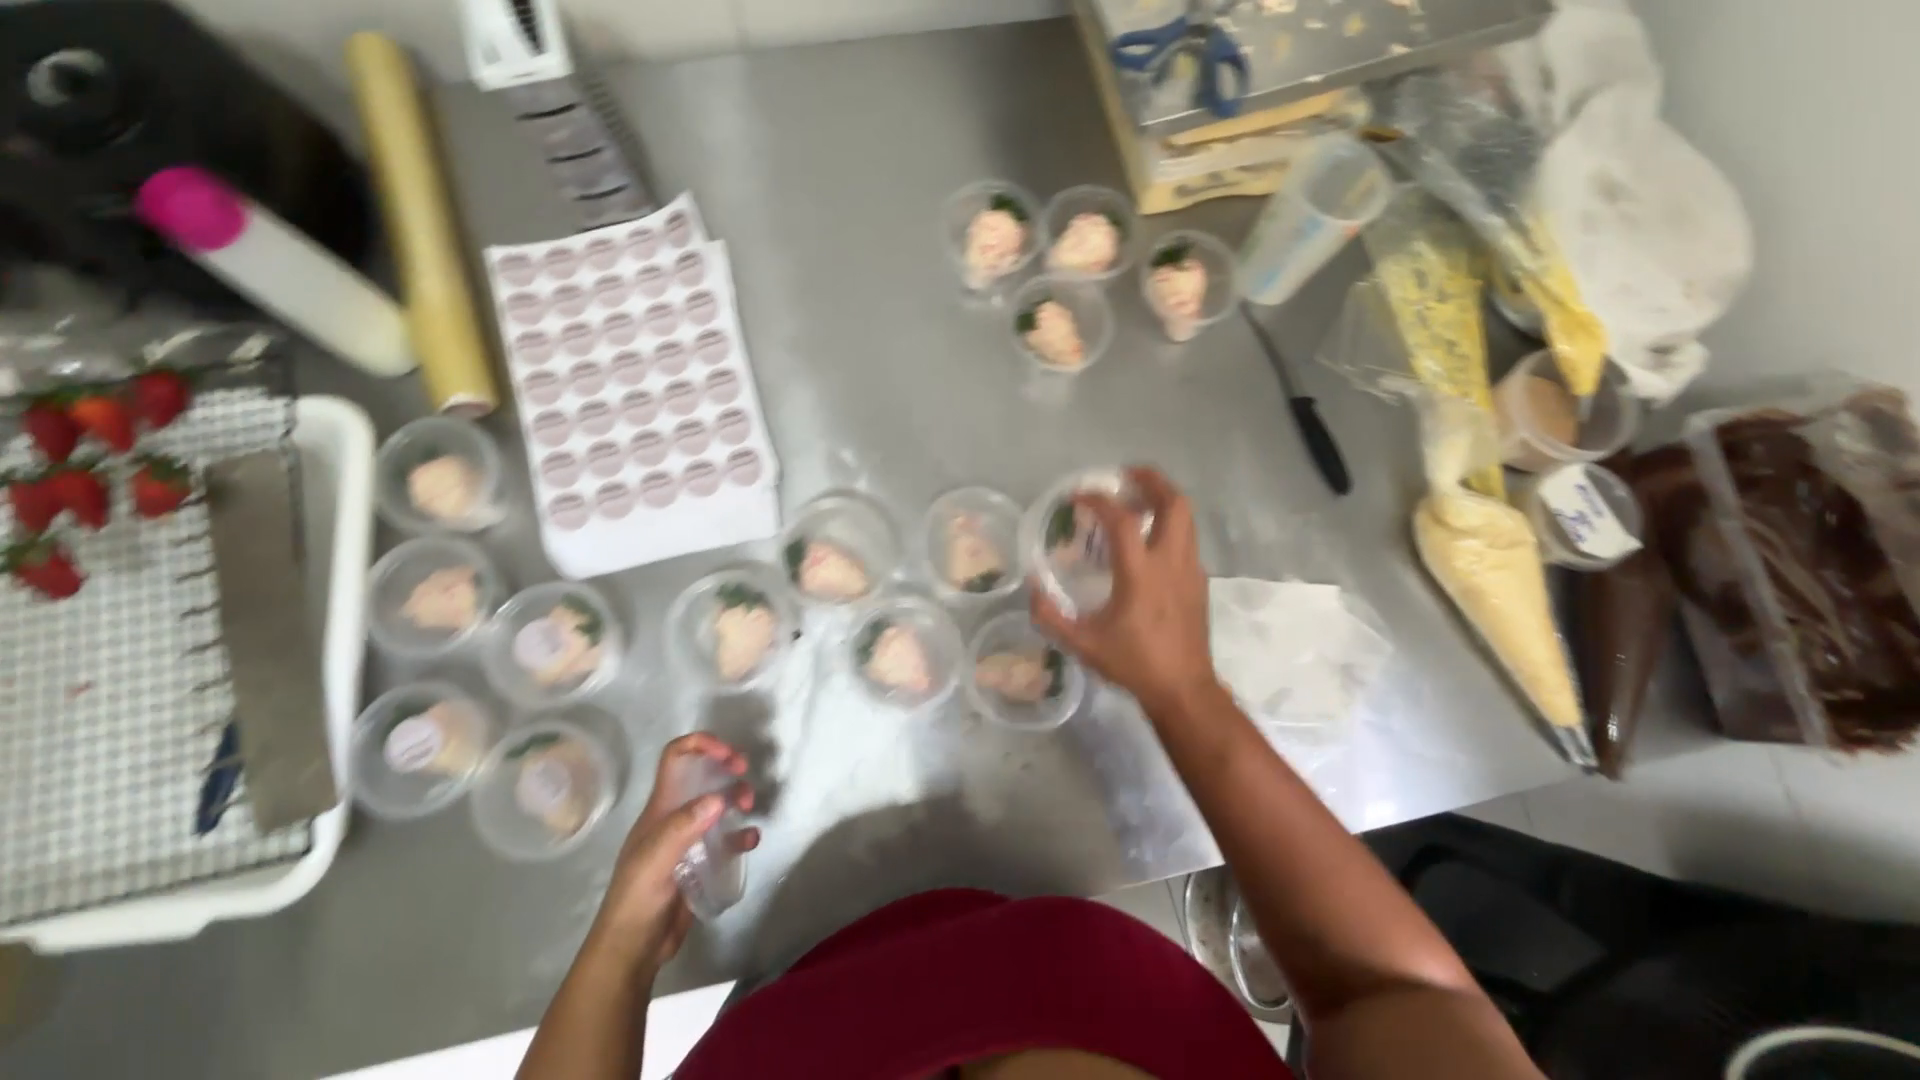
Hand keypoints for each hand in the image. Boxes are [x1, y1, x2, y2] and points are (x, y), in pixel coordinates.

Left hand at [588, 733, 759, 975]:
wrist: (634, 949)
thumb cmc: (637, 900)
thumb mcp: (654, 861)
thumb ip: (681, 828)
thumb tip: (718, 798)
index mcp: (659, 809)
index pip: (677, 759)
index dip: (701, 745)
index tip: (729, 754)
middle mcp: (675, 818)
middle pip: (703, 777)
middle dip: (725, 768)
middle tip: (744, 776)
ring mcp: (689, 841)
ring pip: (718, 806)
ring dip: (736, 798)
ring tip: (749, 810)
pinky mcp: (703, 864)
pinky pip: (727, 841)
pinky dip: (742, 835)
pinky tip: (750, 842)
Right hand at [1032, 466, 1220, 715]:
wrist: (1184, 689)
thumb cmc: (1134, 664)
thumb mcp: (1082, 645)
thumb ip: (1050, 616)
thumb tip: (1033, 590)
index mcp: (1141, 574)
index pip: (1122, 520)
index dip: (1098, 500)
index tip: (1077, 497)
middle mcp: (1171, 562)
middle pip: (1173, 502)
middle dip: (1150, 480)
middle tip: (1124, 477)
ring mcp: (1190, 570)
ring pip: (1186, 517)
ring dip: (1162, 500)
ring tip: (1135, 502)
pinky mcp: (1199, 581)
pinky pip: (1187, 539)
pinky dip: (1168, 526)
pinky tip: (1148, 542)